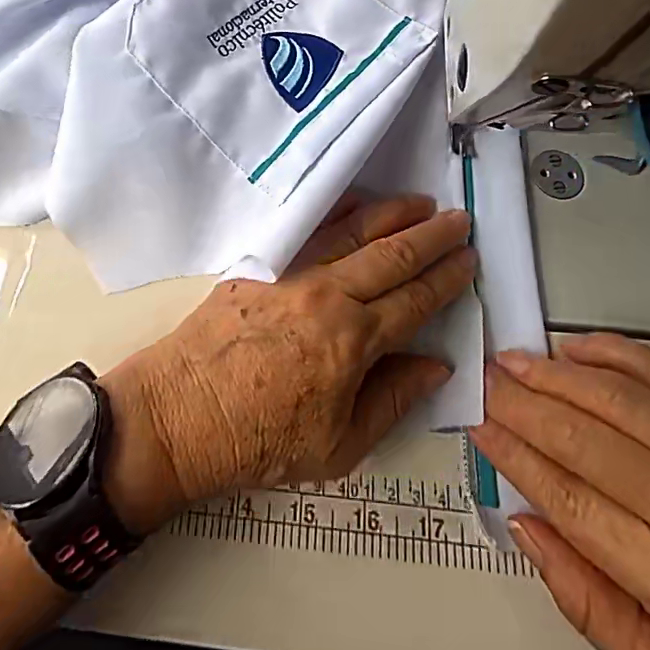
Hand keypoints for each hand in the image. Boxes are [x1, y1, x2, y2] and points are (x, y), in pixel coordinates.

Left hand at [100, 194, 476, 533]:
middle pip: (389, 256)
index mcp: (353, 342)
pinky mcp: (255, 268)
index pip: (414, 300)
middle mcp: (325, 297)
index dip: (446, 278)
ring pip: (349, 233)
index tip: (468, 261)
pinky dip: (334, 214)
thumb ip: (393, 400)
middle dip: (430, 236)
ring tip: (419, 203)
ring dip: (389, 214)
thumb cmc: (261, 441)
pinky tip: (352, 204)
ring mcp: (287, 276)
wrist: (181, 415)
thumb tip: (434, 364)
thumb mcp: (340, 445)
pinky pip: (303, 233)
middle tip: (457, 220)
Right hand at [469, 334, 649, 649]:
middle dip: (519, 404)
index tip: (477, 425)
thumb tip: (523, 525)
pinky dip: (621, 356)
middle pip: (582, 439)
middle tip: (481, 383)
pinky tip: (580, 348)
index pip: (565, 496)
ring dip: (556, 374)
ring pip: (620, 401)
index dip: (511, 453)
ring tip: (513, 360)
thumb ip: (585, 601)